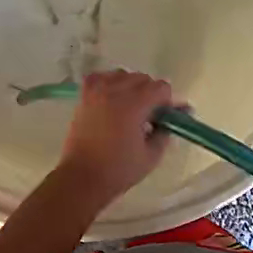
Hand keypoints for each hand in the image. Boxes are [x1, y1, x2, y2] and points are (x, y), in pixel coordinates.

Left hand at [54, 71, 173, 205]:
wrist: (82, 177)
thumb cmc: (119, 170)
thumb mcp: (152, 155)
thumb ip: (164, 132)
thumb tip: (170, 120)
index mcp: (133, 105)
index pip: (161, 88)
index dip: (168, 102)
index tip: (166, 117)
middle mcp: (114, 91)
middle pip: (142, 79)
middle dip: (151, 94)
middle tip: (151, 116)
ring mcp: (96, 92)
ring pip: (122, 75)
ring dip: (131, 86)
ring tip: (131, 108)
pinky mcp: (84, 97)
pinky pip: (100, 77)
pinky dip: (109, 83)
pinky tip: (112, 98)